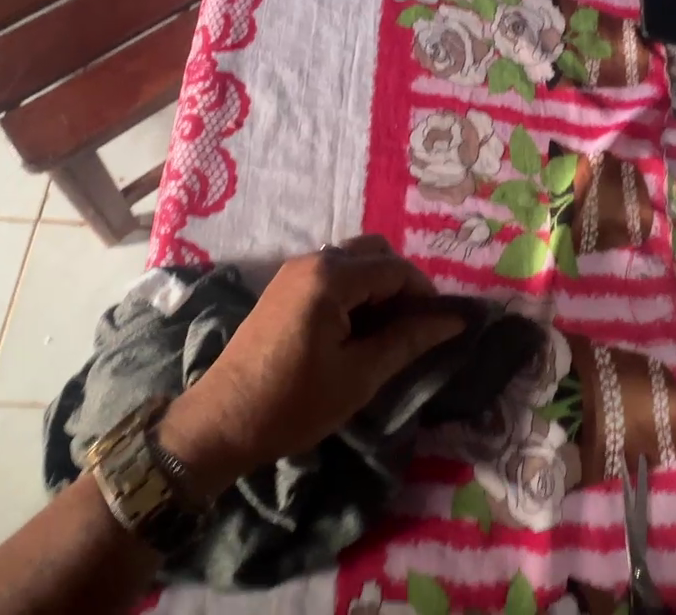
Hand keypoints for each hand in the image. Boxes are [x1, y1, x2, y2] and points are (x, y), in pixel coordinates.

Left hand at [157, 236, 465, 497]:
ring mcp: (293, 271)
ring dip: (377, 287)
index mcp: (331, 276)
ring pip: (353, 261)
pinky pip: (332, 274)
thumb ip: (408, 339)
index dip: (425, 295)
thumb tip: (454, 320)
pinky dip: (354, 291)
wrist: (220, 423)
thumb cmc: (293, 403)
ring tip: (387, 332)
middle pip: (375, 253)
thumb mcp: (360, 375)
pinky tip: (356, 330)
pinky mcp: (283, 288)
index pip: (396, 269)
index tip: (440, 328)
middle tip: (413, 327)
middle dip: (401, 284)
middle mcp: (312, 260)